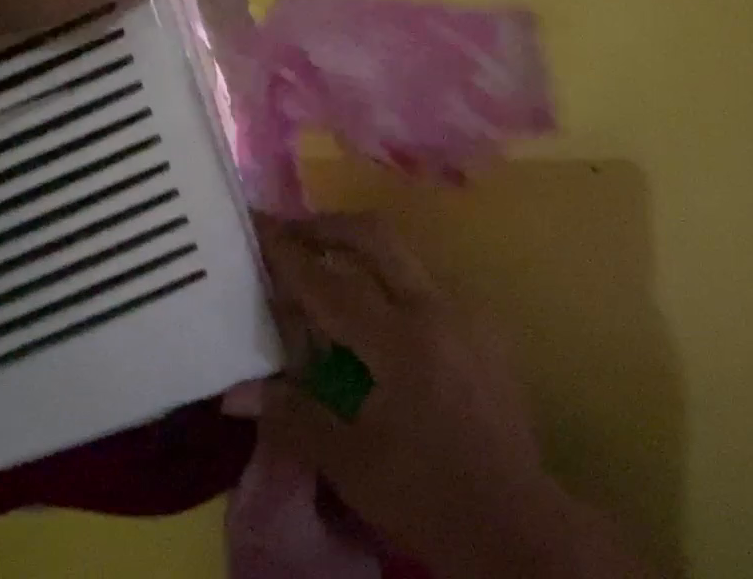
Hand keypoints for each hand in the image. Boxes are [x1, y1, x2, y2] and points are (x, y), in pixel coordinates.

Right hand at [255, 214, 652, 578]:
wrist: (518, 525)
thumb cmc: (426, 495)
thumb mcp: (350, 463)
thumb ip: (293, 415)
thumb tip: (234, 392)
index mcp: (400, 340)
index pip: (331, 283)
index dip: (288, 254)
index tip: (258, 226)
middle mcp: (437, 311)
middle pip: (377, 239)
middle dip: (328, 226)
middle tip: (291, 233)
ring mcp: (468, 316)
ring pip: (406, 257)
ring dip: (361, 250)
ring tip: (327, 269)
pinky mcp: (486, 331)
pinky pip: (427, 284)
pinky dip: (390, 280)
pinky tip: (376, 315)